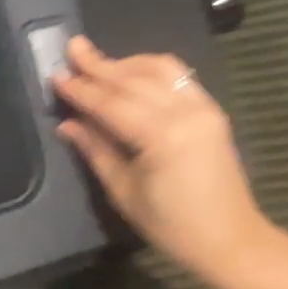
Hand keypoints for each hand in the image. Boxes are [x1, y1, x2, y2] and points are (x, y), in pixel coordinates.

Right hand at [52, 36, 270, 268]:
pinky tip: (132, 73)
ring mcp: (202, 107)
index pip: (111, 102)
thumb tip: (67, 123)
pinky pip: (178, 76)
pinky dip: (151, 69)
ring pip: (158, 68)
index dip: (81, 89)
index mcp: (161, 136)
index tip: (56, 76)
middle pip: (133, 79)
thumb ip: (96, 150)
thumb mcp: (125, 192)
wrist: (231, 240)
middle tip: (73, 48)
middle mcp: (184, 112)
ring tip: (99, 63)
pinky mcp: (212, 109)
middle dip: (99, 65)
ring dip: (126, 62)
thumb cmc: (173, 227)